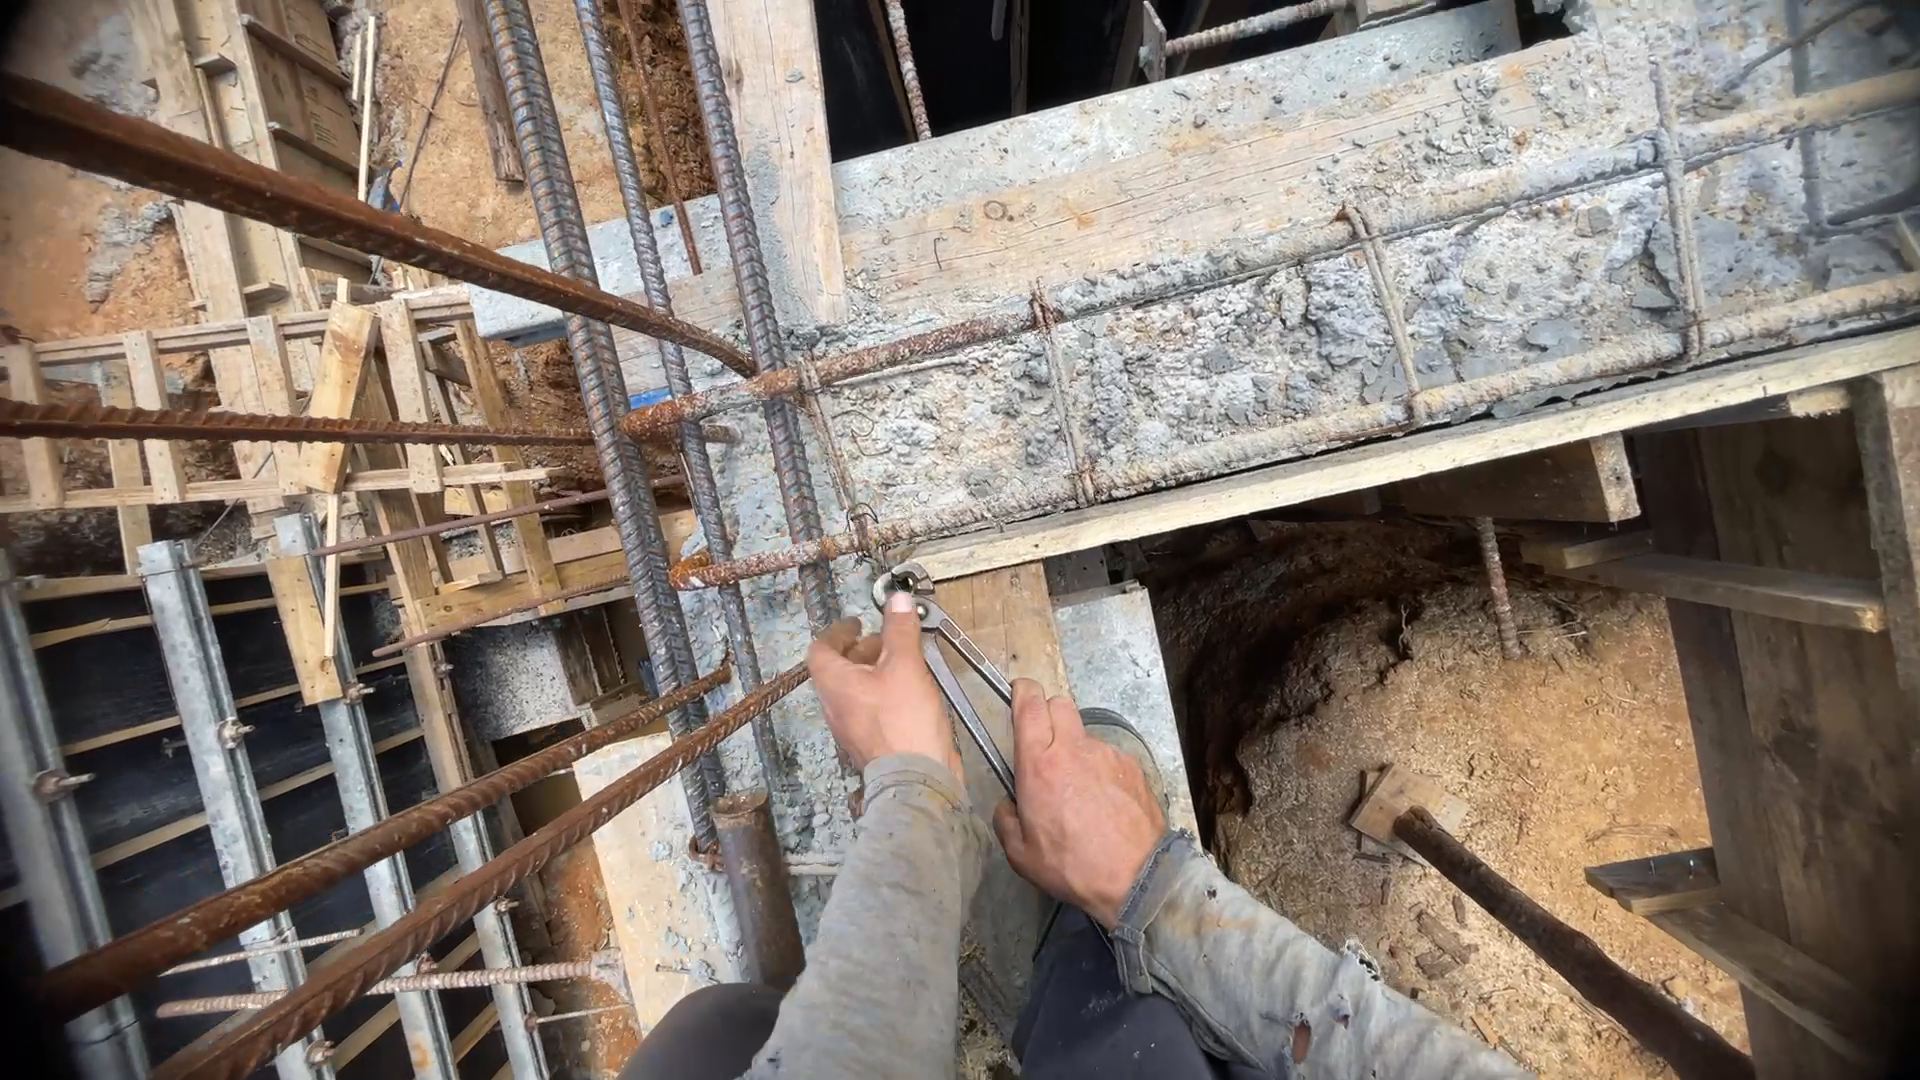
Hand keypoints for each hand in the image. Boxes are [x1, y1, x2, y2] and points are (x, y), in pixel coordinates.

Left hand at [806, 590, 959, 780]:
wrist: (917, 779)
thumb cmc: (903, 719)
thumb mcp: (905, 665)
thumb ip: (900, 630)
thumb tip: (898, 599)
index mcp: (834, 684)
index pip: (820, 650)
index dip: (837, 632)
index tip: (856, 622)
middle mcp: (836, 706)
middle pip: (838, 670)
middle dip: (861, 650)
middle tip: (885, 640)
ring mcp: (852, 729)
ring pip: (855, 690)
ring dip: (873, 671)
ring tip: (902, 662)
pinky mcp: (871, 743)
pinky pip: (869, 708)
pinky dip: (883, 692)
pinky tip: (910, 691)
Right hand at [992, 681, 1166, 927]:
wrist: (1138, 879)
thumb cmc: (1073, 867)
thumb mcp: (1021, 855)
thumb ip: (1006, 821)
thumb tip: (1010, 806)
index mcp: (1040, 764)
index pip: (1029, 704)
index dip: (1022, 692)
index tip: (1019, 696)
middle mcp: (1073, 749)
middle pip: (1059, 703)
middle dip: (1047, 712)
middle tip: (1043, 741)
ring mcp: (1106, 754)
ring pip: (1084, 732)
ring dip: (1075, 747)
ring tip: (1079, 787)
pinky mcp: (1132, 766)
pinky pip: (1107, 755)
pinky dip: (1100, 769)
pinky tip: (1104, 801)